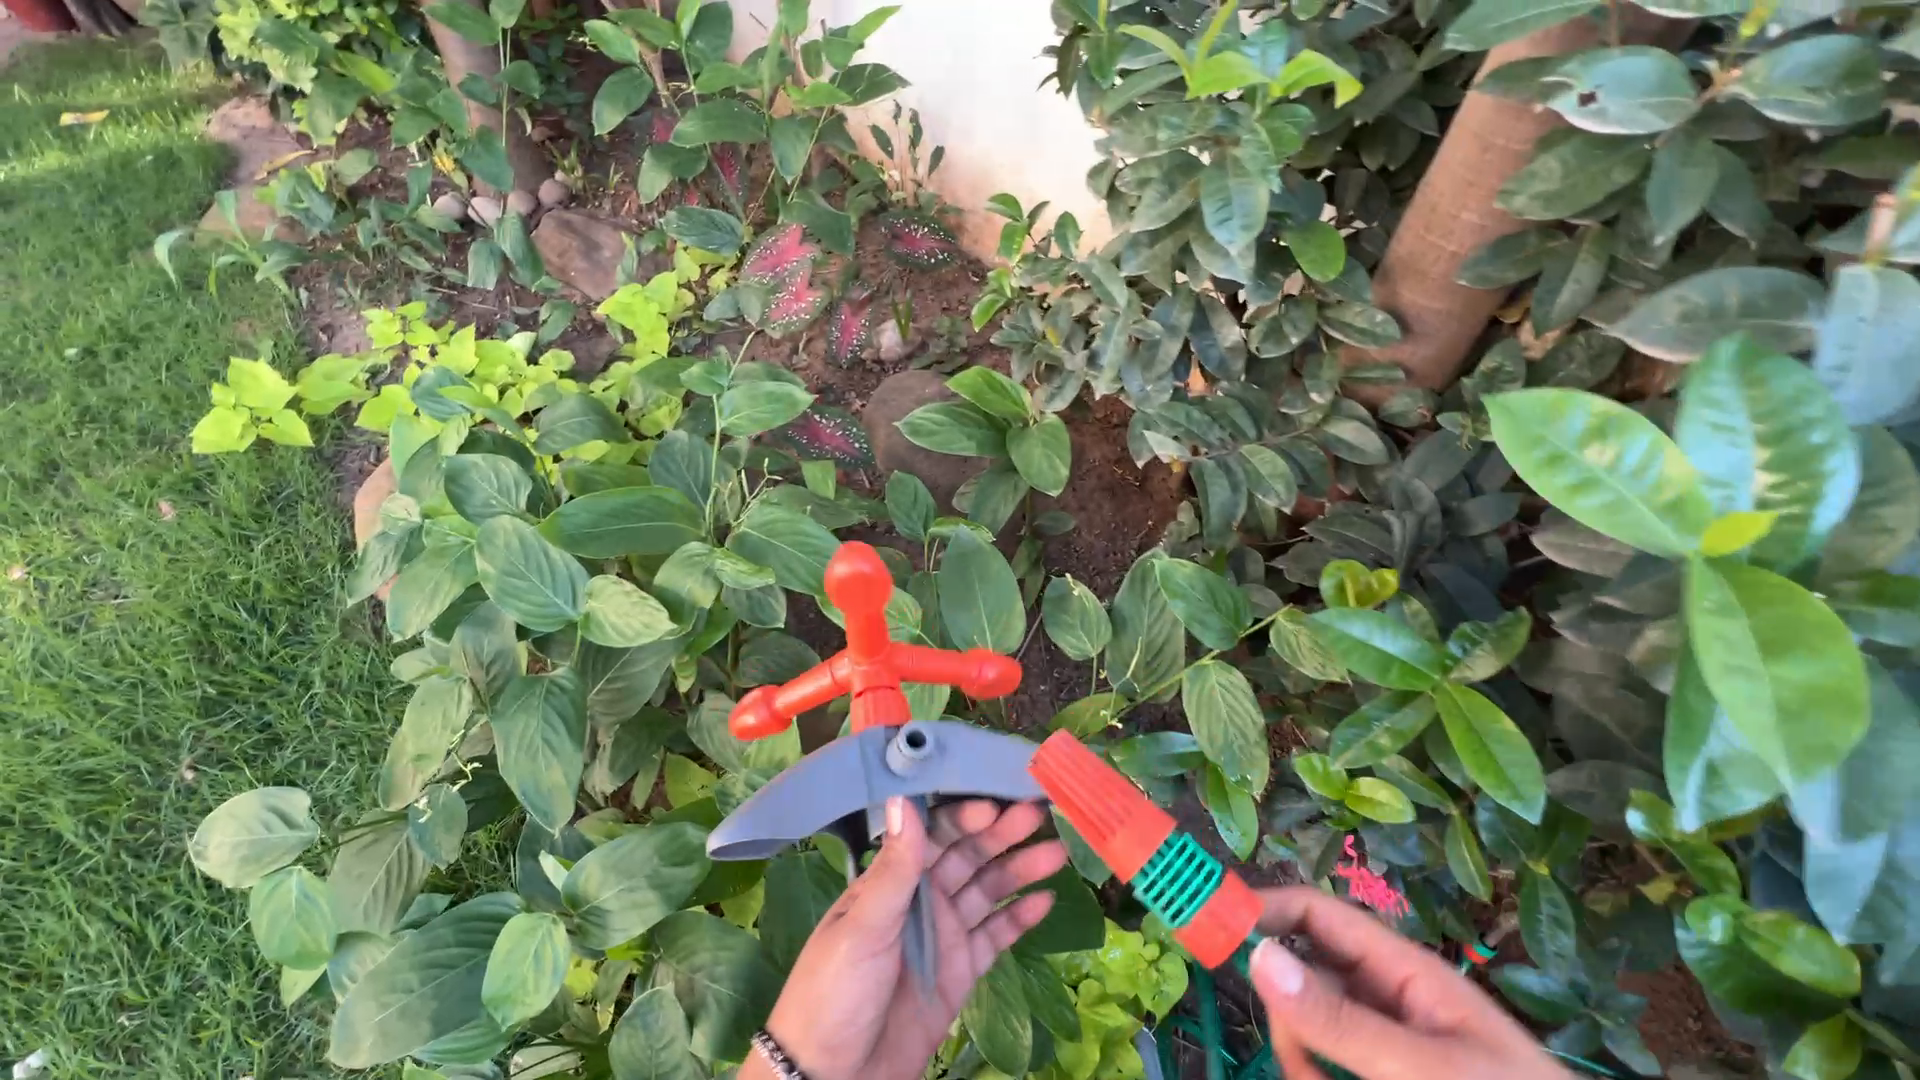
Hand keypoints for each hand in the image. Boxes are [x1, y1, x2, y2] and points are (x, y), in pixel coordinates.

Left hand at [755, 797, 1067, 1079]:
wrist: (837, 1076)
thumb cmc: (836, 990)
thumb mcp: (863, 925)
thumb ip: (893, 867)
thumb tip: (903, 796)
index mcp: (892, 879)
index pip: (933, 835)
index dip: (964, 817)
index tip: (995, 804)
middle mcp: (921, 898)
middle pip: (968, 856)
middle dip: (1001, 833)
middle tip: (1037, 812)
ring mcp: (944, 934)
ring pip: (988, 891)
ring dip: (1019, 870)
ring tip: (1056, 852)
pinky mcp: (962, 970)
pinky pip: (996, 936)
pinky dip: (1020, 918)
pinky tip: (1046, 900)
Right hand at [1248, 887, 1572, 1079]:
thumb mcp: (1427, 1070)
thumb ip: (1341, 1020)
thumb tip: (1256, 954)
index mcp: (1400, 969)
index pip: (1315, 912)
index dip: (1262, 908)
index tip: (1211, 928)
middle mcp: (1383, 995)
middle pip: (1300, 976)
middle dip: (1288, 1018)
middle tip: (1306, 1070)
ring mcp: (1382, 1042)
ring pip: (1307, 1030)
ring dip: (1304, 1063)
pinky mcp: (1377, 1074)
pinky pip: (1324, 1066)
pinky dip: (1316, 1078)